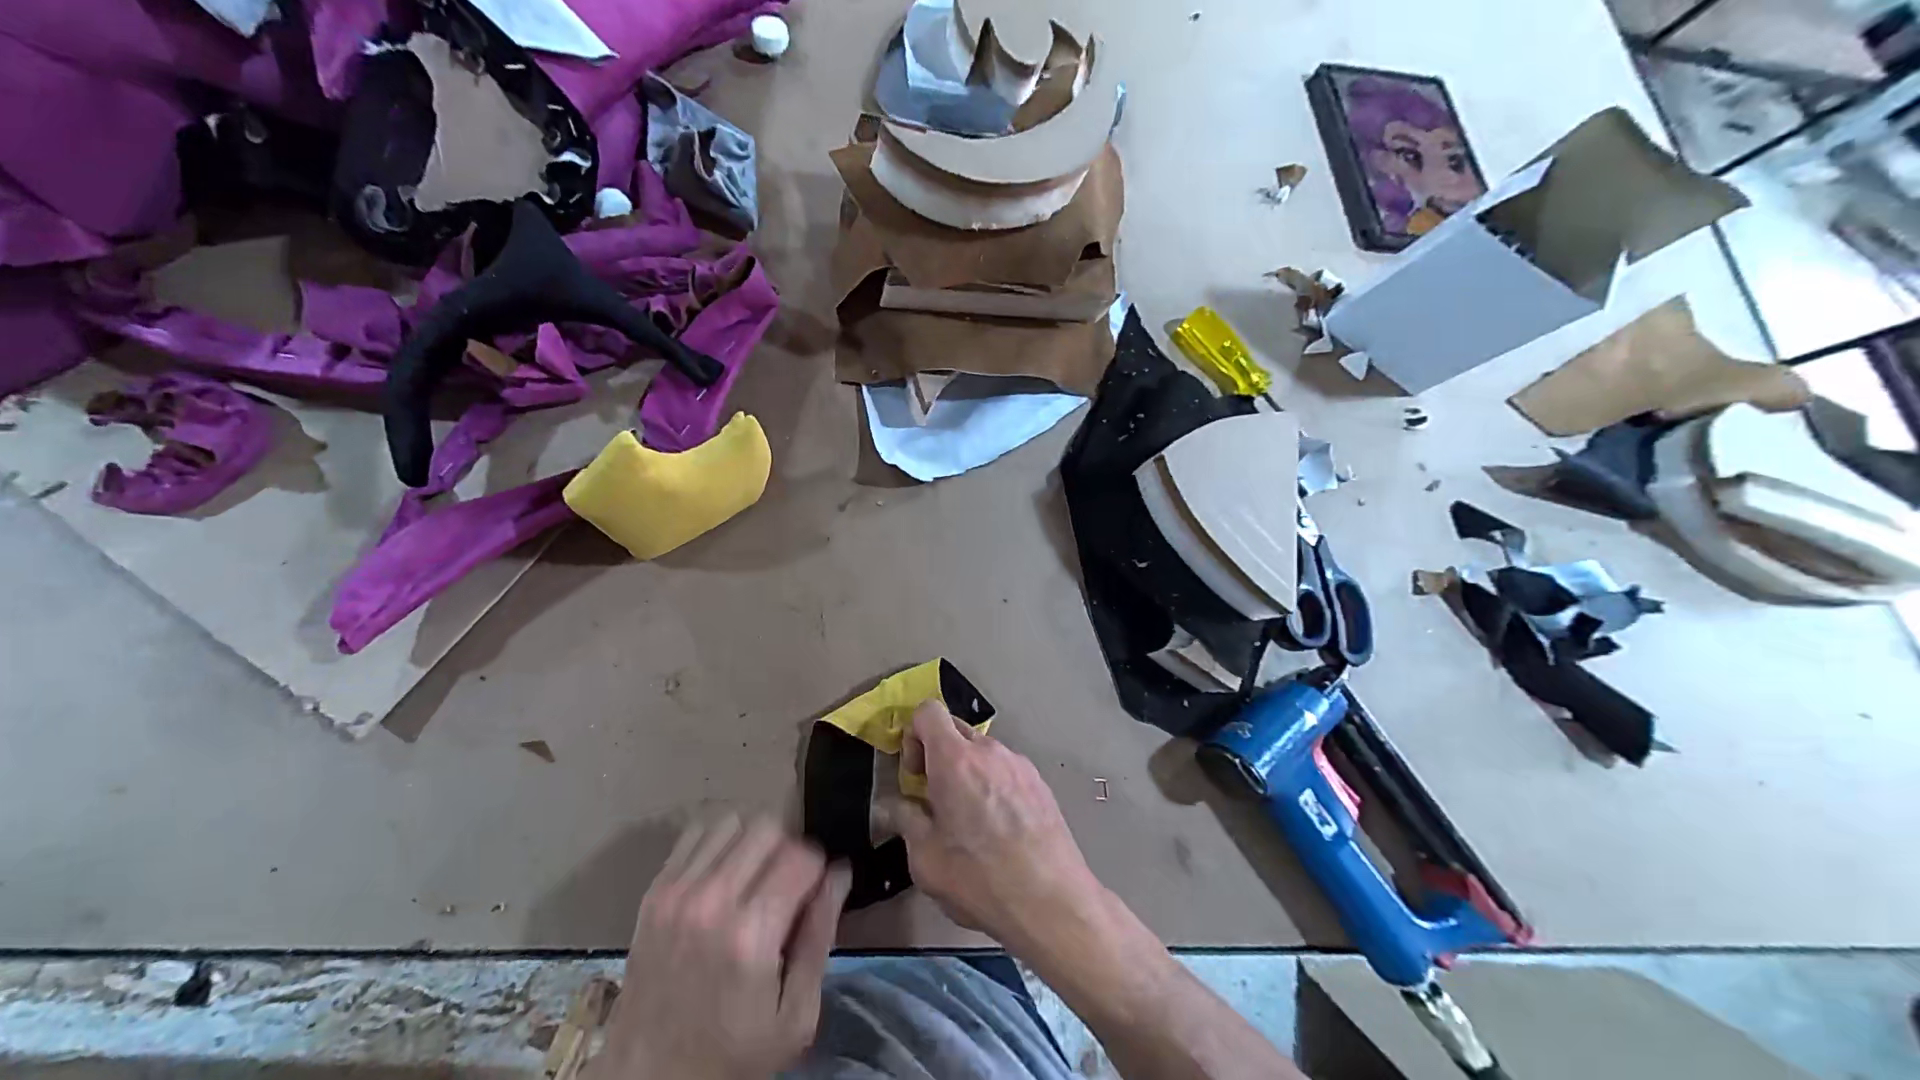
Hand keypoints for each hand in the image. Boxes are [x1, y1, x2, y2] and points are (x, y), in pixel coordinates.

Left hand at [587, 815, 850, 1079]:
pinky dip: (719, 841)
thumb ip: (820, 935)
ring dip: (753, 839)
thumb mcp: (796, 1014)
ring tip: (755, 875)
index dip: (818, 868)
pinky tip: (724, 872)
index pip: (802, 855)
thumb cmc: (733, 1052)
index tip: (814, 892)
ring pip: (733, 820)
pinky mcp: (654, 891)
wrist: (648, 1078)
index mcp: (751, 934)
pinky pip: (695, 833)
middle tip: (788, 882)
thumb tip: (840, 872)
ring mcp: (677, 891)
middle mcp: (712, 901)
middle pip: (768, 826)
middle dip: (789, 847)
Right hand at [890, 700, 1105, 948]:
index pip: (928, 712)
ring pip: (983, 753)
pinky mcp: (1041, 784)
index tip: (914, 774)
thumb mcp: (925, 858)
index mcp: (955, 760)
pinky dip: (994, 785)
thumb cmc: (980, 879)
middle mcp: (990, 752)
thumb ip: (905, 820)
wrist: (1051, 902)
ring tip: (971, 820)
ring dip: (968, 772)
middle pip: (955, 729)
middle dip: (939, 755)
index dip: (913, 735)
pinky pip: (1006, 770)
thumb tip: (896, 805)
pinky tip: (999, 829)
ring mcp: (1020, 765)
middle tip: (936, 799)